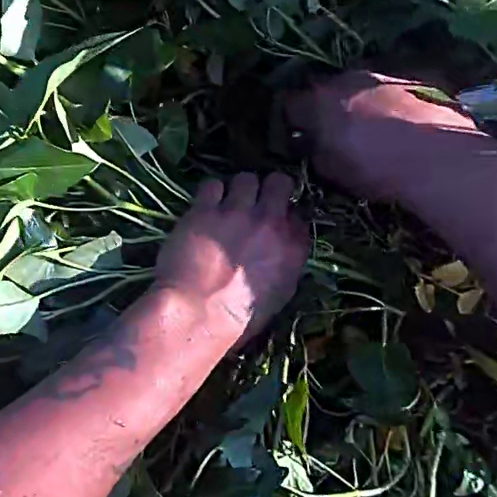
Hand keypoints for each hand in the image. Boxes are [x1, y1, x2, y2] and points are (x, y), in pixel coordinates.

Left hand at [154, 173, 308, 340]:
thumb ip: (286, 263)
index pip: (299, 214)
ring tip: (227, 201)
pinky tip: (204, 205)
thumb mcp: (279, 295)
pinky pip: (212, 184)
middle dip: (268, 187)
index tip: (275, 220)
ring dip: (238, 188)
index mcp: (293, 247)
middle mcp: (270, 222)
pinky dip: (209, 193)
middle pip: (279, 182)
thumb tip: (282, 247)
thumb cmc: (239, 318)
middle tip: (254, 199)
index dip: (285, 214)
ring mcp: (237, 212)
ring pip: (245, 178)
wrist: (197, 312)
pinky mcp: (204, 209)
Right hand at [283, 71, 496, 207]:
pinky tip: (404, 121)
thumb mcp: (332, 170)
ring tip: (373, 124)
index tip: (296, 133)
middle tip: (334, 129)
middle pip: (326, 88)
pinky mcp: (419, 77)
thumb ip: (315, 151)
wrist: (441, 158)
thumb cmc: (375, 168)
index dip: (290, 119)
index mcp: (318, 101)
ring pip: (361, 84)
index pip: (289, 103)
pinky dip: (392, 100)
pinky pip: (394, 87)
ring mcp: (384, 75)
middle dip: (326, 105)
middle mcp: (347, 79)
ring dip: (360, 99)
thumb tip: (309, 143)